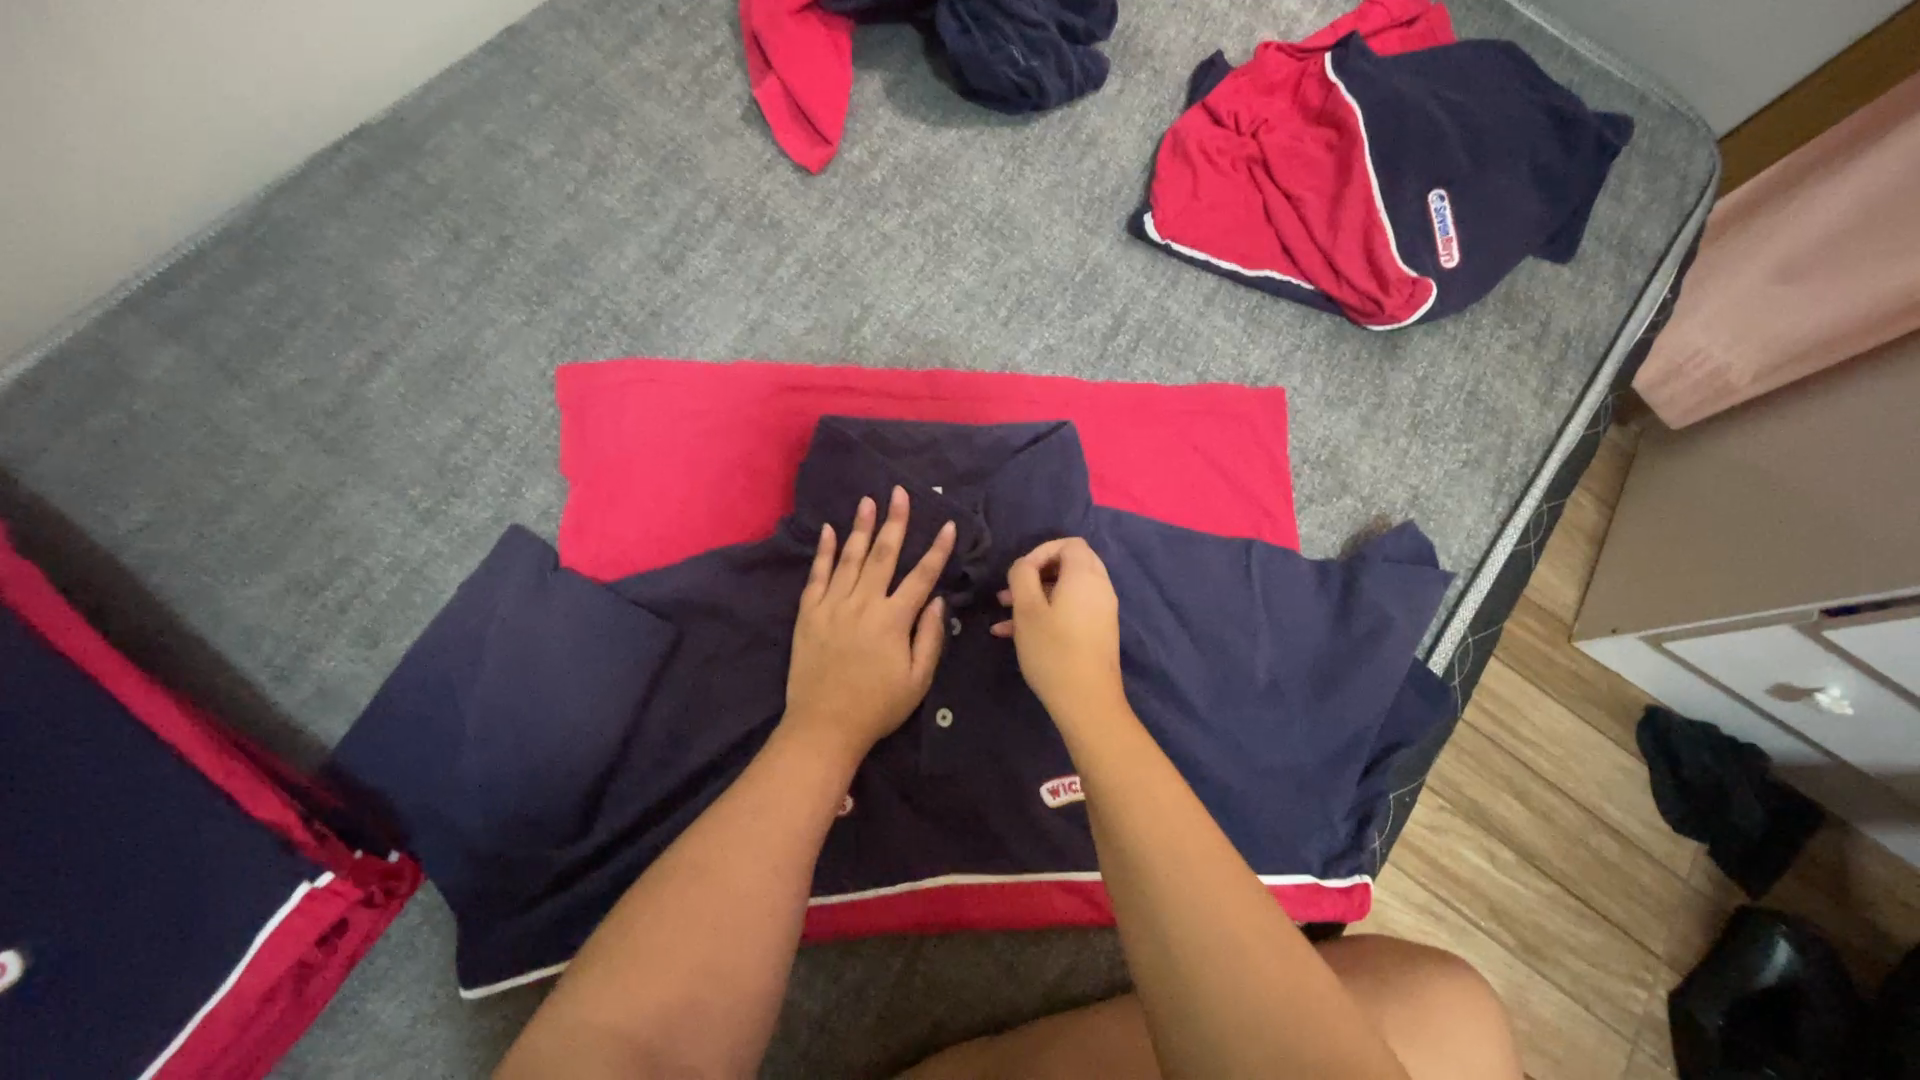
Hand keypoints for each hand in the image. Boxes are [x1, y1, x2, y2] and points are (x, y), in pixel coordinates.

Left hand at [784, 487, 955, 760]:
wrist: (824, 726)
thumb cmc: (878, 707)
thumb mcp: (918, 680)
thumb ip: (929, 637)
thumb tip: (936, 600)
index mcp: (894, 620)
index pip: (921, 576)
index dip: (937, 549)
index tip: (947, 524)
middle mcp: (863, 604)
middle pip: (883, 555)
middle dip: (895, 521)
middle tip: (899, 493)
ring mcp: (832, 606)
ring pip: (849, 558)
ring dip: (860, 527)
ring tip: (867, 500)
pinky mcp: (809, 614)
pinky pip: (817, 575)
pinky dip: (823, 551)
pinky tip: (828, 530)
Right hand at [990, 537, 1125, 726]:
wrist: (1087, 700)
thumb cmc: (1053, 650)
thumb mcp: (1027, 609)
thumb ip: (1022, 576)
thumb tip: (1025, 565)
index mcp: (1085, 576)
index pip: (1069, 544)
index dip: (1041, 551)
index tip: (1019, 574)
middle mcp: (1099, 588)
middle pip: (1069, 565)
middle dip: (1036, 574)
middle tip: (1011, 591)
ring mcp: (1101, 611)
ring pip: (1066, 590)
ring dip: (1036, 596)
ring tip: (1005, 614)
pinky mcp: (1098, 632)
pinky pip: (1072, 610)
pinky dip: (1048, 613)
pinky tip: (1015, 634)